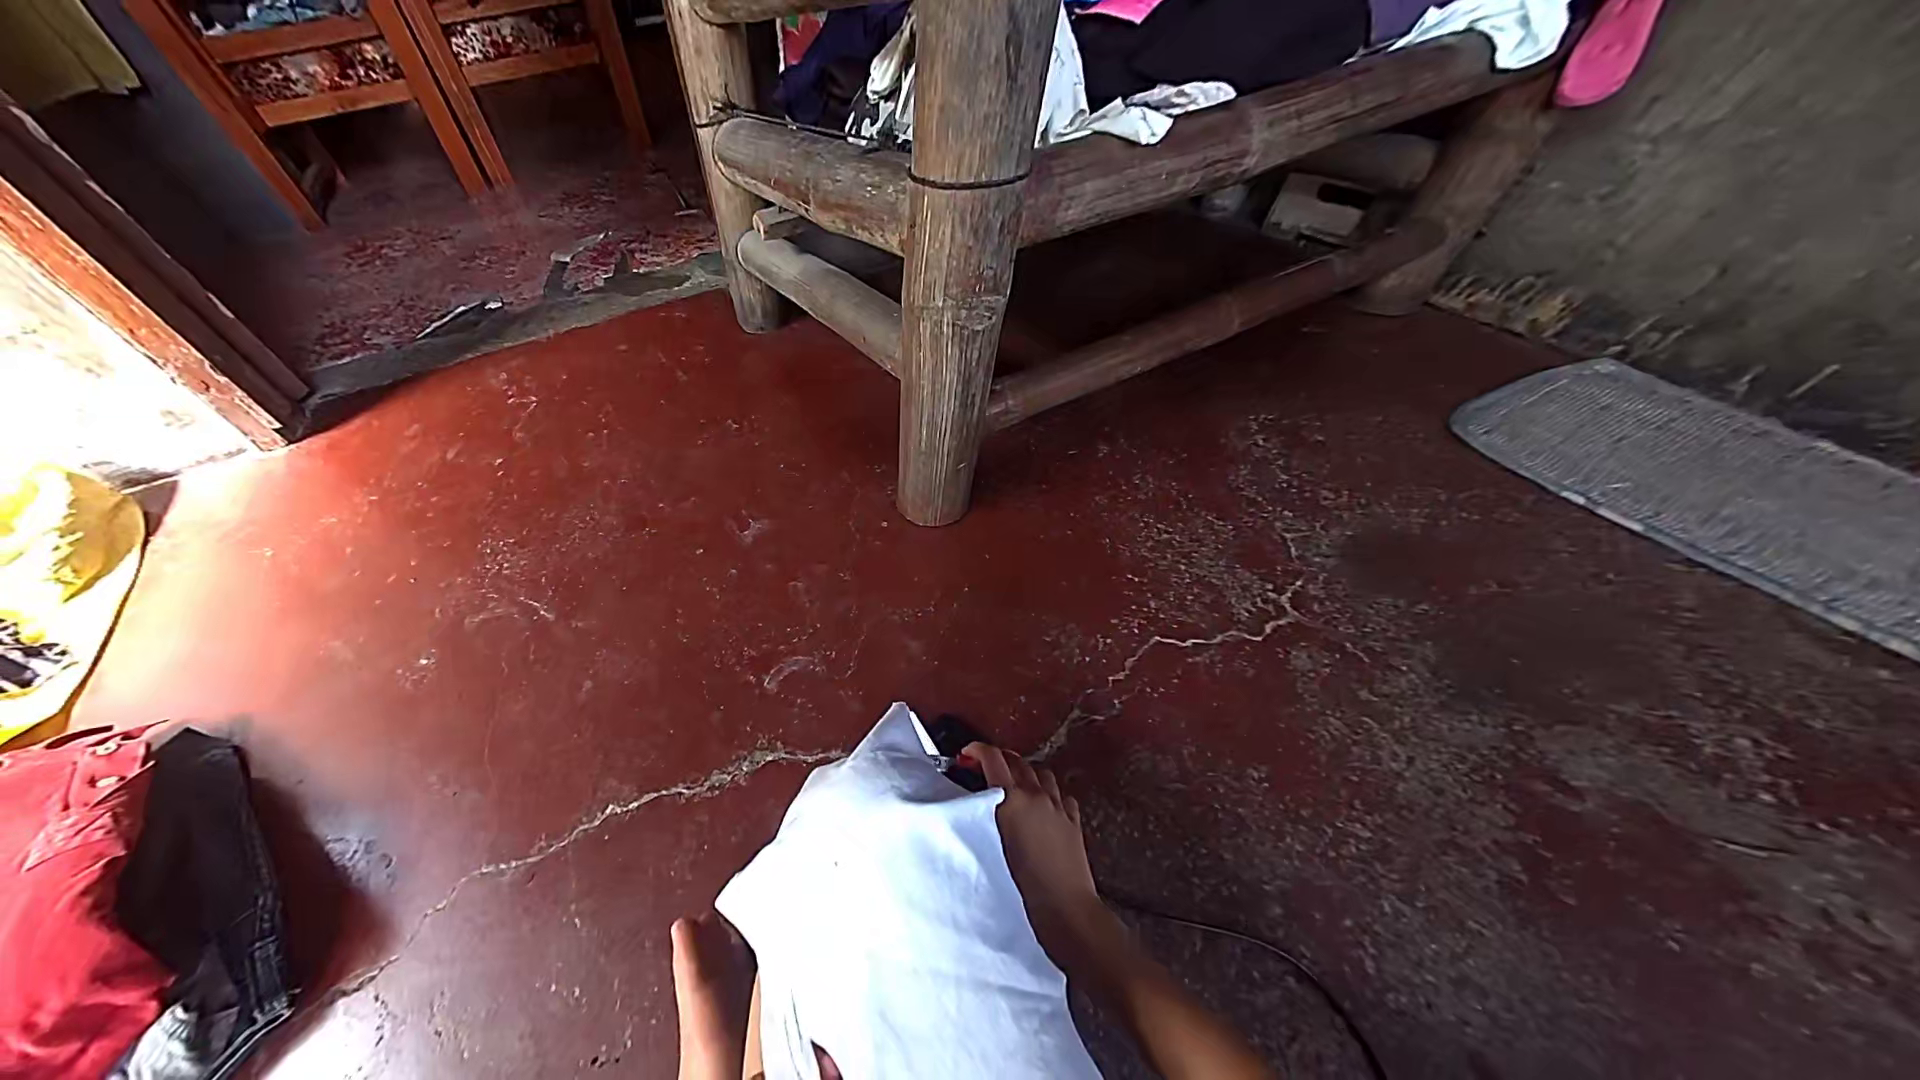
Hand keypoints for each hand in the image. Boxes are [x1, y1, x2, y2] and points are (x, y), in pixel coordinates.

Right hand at [963, 743, 1110, 970]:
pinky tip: (1044, 803)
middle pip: (1017, 761)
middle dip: (999, 758)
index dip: (978, 750)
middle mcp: (1038, 795)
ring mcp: (1058, 806)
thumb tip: (981, 798)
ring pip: (1041, 773)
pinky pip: (1061, 795)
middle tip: (983, 765)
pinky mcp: (1073, 821)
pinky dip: (1050, 792)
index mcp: (1015, 799)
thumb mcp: (995, 844)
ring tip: (1014, 782)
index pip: (994, 759)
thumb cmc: (1026, 885)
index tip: (967, 753)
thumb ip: (989, 814)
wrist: (1066, 908)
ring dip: (1025, 772)